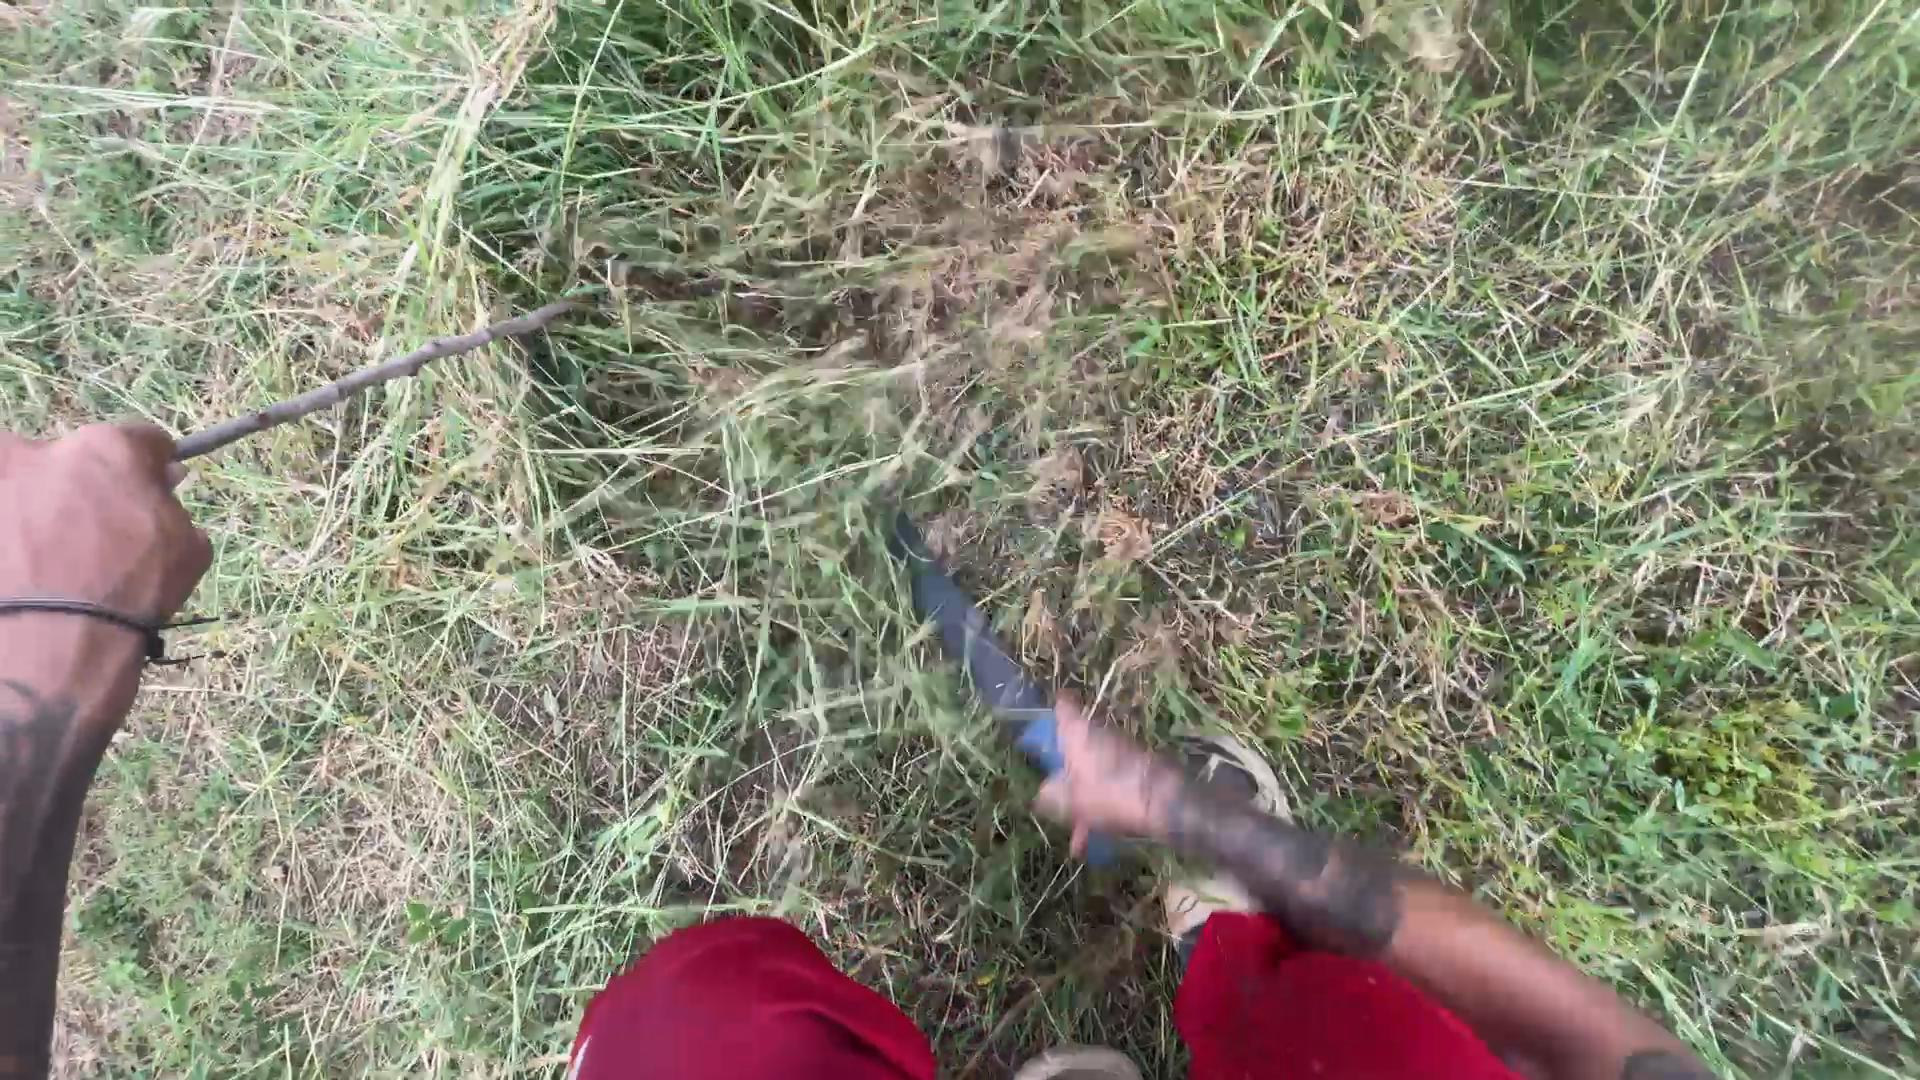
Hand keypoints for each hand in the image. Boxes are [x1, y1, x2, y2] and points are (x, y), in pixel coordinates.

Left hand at [0, 425, 209, 623]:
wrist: (47, 637)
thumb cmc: (134, 586)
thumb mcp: (186, 545)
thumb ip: (169, 504)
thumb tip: (159, 484)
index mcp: (106, 449)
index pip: (141, 439)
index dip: (154, 464)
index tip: (158, 486)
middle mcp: (35, 449)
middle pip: (63, 454)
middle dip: (77, 480)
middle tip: (90, 521)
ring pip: (14, 483)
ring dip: (29, 503)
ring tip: (43, 547)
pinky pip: (0, 515)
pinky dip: (9, 535)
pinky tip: (20, 563)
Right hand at [1032, 694, 1186, 855]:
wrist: (1165, 803)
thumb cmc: (1108, 793)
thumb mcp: (1069, 800)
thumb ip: (1050, 795)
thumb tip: (1042, 794)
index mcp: (1077, 732)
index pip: (1063, 706)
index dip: (1053, 711)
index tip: (1044, 724)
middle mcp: (1098, 733)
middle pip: (1074, 745)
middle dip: (1065, 775)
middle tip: (1055, 800)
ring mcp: (1119, 749)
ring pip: (1092, 770)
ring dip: (1083, 799)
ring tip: (1079, 836)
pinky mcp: (1137, 766)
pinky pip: (1110, 783)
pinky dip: (1101, 805)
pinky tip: (1097, 840)